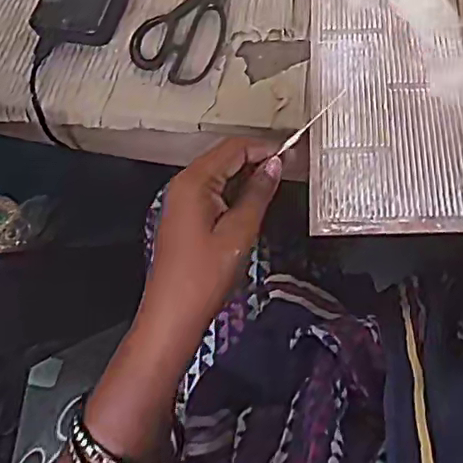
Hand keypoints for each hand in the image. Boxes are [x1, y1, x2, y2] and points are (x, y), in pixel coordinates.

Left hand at [146, 138, 281, 325]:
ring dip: (246, 174)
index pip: (233, 148)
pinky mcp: (184, 215)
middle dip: (256, 158)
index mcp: (193, 182)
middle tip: (287, 168)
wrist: (172, 315)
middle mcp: (183, 184)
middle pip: (224, 156)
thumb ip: (258, 193)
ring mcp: (181, 199)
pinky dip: (234, 190)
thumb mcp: (239, 232)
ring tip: (275, 184)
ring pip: (219, 173)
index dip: (263, 147)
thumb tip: (274, 165)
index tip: (290, 155)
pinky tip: (252, 201)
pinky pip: (212, 190)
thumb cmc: (203, 277)